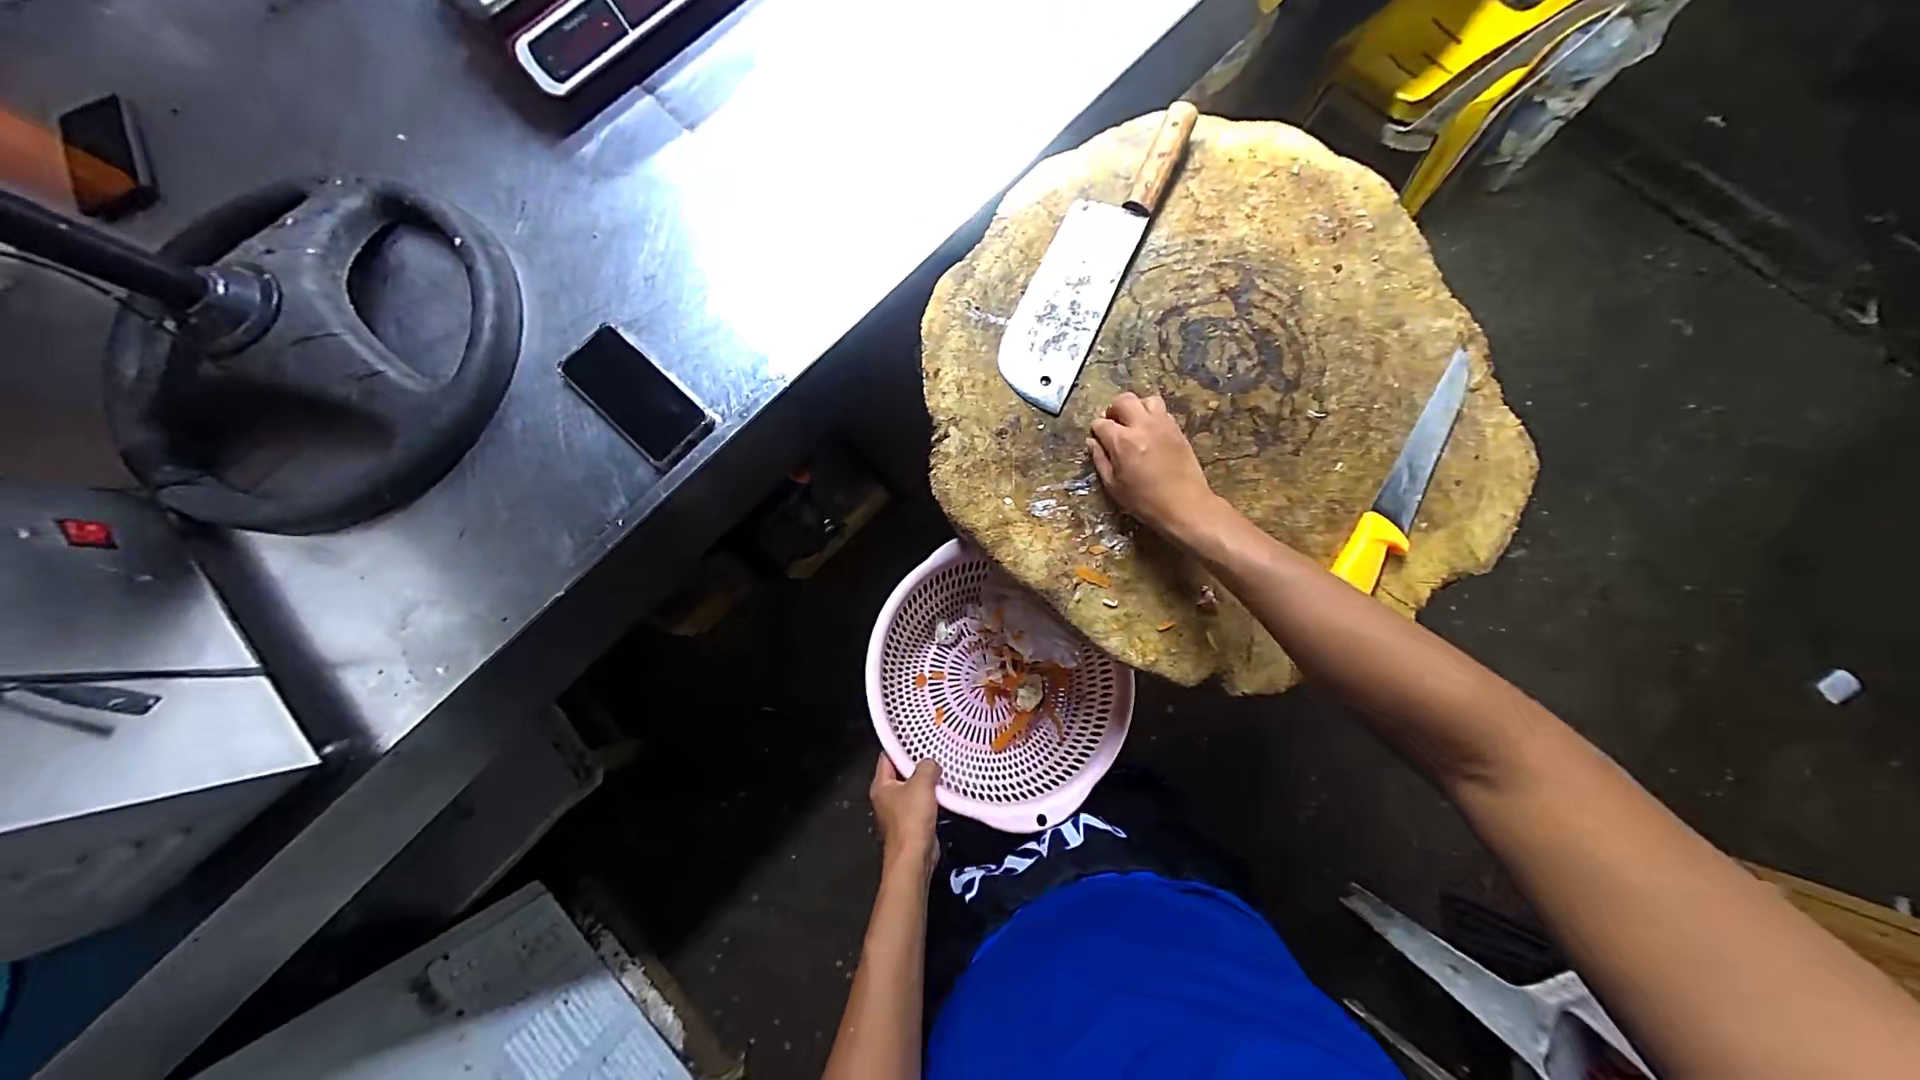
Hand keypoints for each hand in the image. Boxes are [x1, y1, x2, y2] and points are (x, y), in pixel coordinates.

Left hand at [870, 753, 940, 879]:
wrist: (914, 857)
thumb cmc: (912, 817)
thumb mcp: (922, 784)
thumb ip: (927, 766)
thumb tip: (931, 763)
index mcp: (880, 785)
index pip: (887, 756)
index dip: (901, 745)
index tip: (918, 736)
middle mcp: (885, 796)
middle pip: (900, 772)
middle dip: (916, 763)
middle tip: (934, 750)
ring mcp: (896, 811)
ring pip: (912, 788)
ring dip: (925, 781)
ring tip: (942, 767)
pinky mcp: (909, 823)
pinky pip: (919, 803)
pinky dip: (930, 796)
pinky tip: (943, 790)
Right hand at [1088, 392, 1224, 545]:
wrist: (1184, 504)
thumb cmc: (1144, 500)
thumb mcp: (1113, 486)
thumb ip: (1100, 460)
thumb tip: (1092, 442)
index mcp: (1122, 441)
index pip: (1101, 423)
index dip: (1096, 430)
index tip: (1097, 438)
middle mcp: (1142, 426)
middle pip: (1123, 400)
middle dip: (1113, 409)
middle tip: (1112, 424)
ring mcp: (1162, 425)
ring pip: (1147, 400)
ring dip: (1136, 407)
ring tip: (1134, 423)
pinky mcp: (1177, 430)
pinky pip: (1163, 411)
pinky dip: (1153, 415)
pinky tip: (1150, 432)